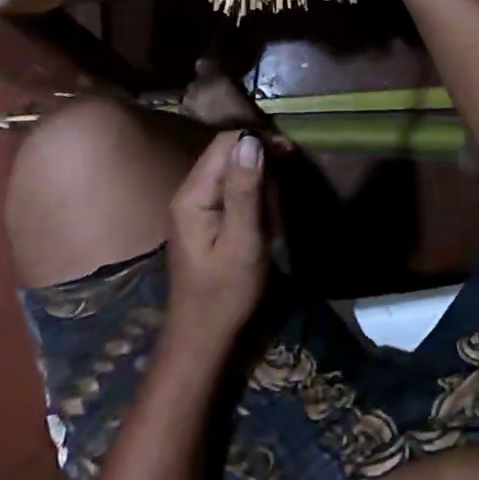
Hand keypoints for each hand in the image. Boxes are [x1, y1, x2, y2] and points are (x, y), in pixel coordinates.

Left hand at [167, 131, 268, 342]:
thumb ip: (246, 190)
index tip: (289, 154)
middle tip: (284, 190)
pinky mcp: (205, 218)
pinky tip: (265, 218)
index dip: (257, 141)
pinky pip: (231, 190)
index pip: (225, 143)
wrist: (203, 338)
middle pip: (228, 154)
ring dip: (259, 183)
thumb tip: (251, 141)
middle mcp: (188, 192)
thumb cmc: (226, 293)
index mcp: (192, 194)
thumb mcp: (243, 241)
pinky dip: (253, 197)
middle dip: (260, 164)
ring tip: (275, 211)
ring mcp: (194, 205)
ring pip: (232, 171)